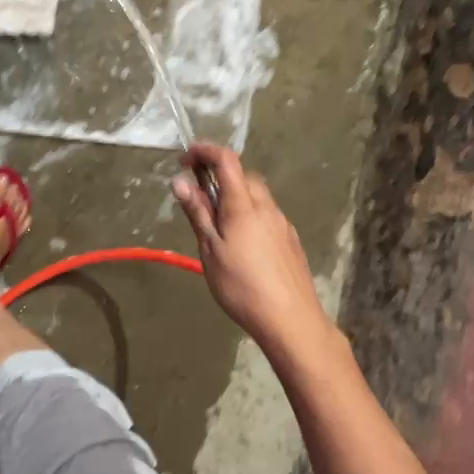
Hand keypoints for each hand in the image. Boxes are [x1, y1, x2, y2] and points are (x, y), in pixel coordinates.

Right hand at [172, 144, 335, 359]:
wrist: (292, 322)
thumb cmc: (242, 286)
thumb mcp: (210, 250)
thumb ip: (198, 213)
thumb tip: (181, 180)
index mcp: (243, 206)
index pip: (227, 160)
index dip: (205, 151)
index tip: (185, 160)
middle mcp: (266, 208)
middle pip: (244, 175)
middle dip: (219, 174)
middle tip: (198, 195)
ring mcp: (282, 224)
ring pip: (257, 195)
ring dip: (235, 194)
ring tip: (217, 222)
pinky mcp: (291, 241)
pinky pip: (267, 214)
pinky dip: (249, 213)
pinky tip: (241, 242)